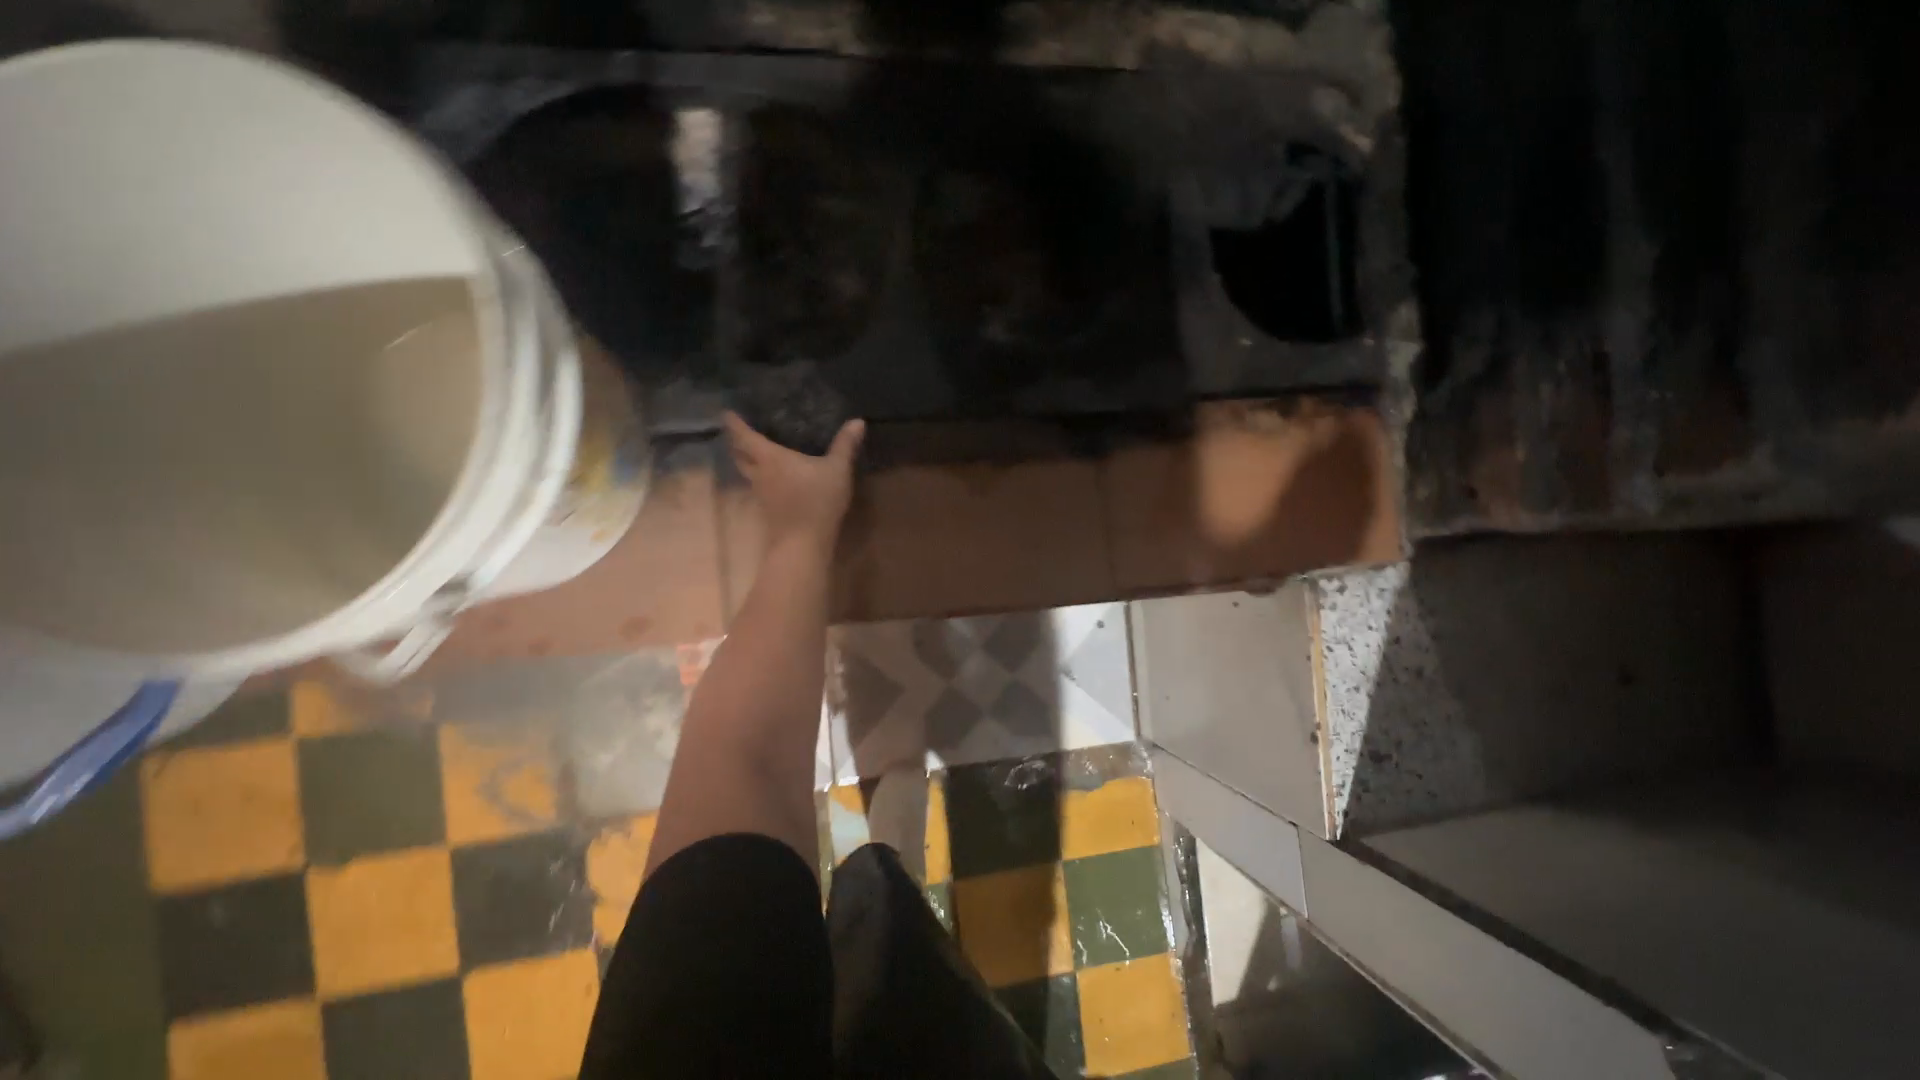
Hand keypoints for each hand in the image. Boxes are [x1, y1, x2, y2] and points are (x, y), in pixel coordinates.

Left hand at [724, 411, 865, 554]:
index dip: (735, 424)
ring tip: (752, 451)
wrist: (802, 544)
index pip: (745, 436)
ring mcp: (760, 494)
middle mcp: (759, 473)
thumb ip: (845, 445)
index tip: (726, 413)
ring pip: (746, 472)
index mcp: (770, 458)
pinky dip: (758, 477)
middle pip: (739, 455)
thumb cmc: (817, 501)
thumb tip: (858, 421)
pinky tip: (771, 478)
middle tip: (736, 431)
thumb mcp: (837, 470)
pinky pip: (757, 486)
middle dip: (735, 442)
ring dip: (745, 460)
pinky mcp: (766, 510)